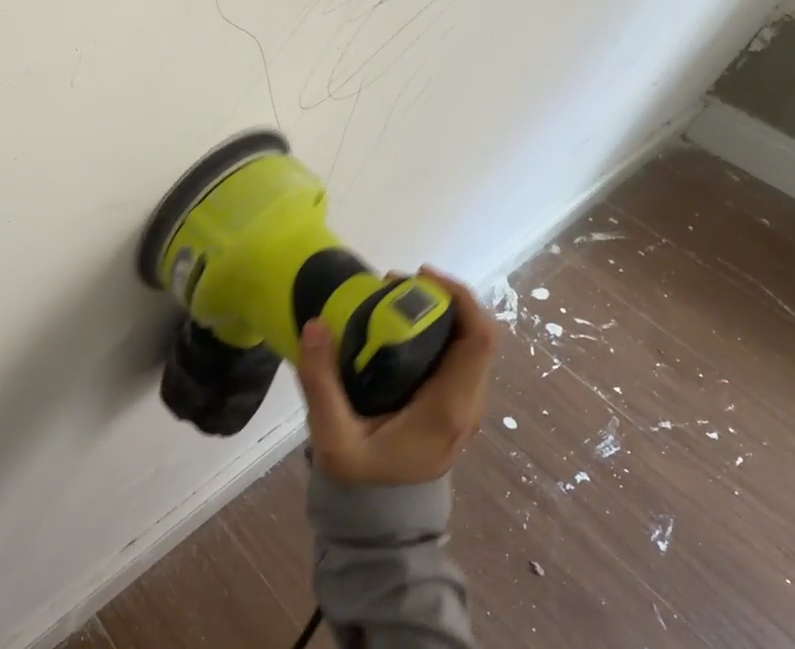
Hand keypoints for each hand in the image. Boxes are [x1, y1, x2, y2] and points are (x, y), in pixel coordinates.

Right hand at [294, 265, 497, 485]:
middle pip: (477, 335)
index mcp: (448, 409)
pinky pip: (455, 355)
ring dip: (437, 312)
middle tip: (390, 285)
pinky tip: (392, 326)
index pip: (479, 341)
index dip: (460, 298)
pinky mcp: (452, 404)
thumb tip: (315, 323)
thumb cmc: (360, 477)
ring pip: (468, 343)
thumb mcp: (331, 435)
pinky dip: (432, 330)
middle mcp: (467, 404)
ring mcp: (464, 405)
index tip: (418, 276)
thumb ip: (321, 381)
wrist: (381, 518)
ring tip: (387, 298)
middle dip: (441, 299)